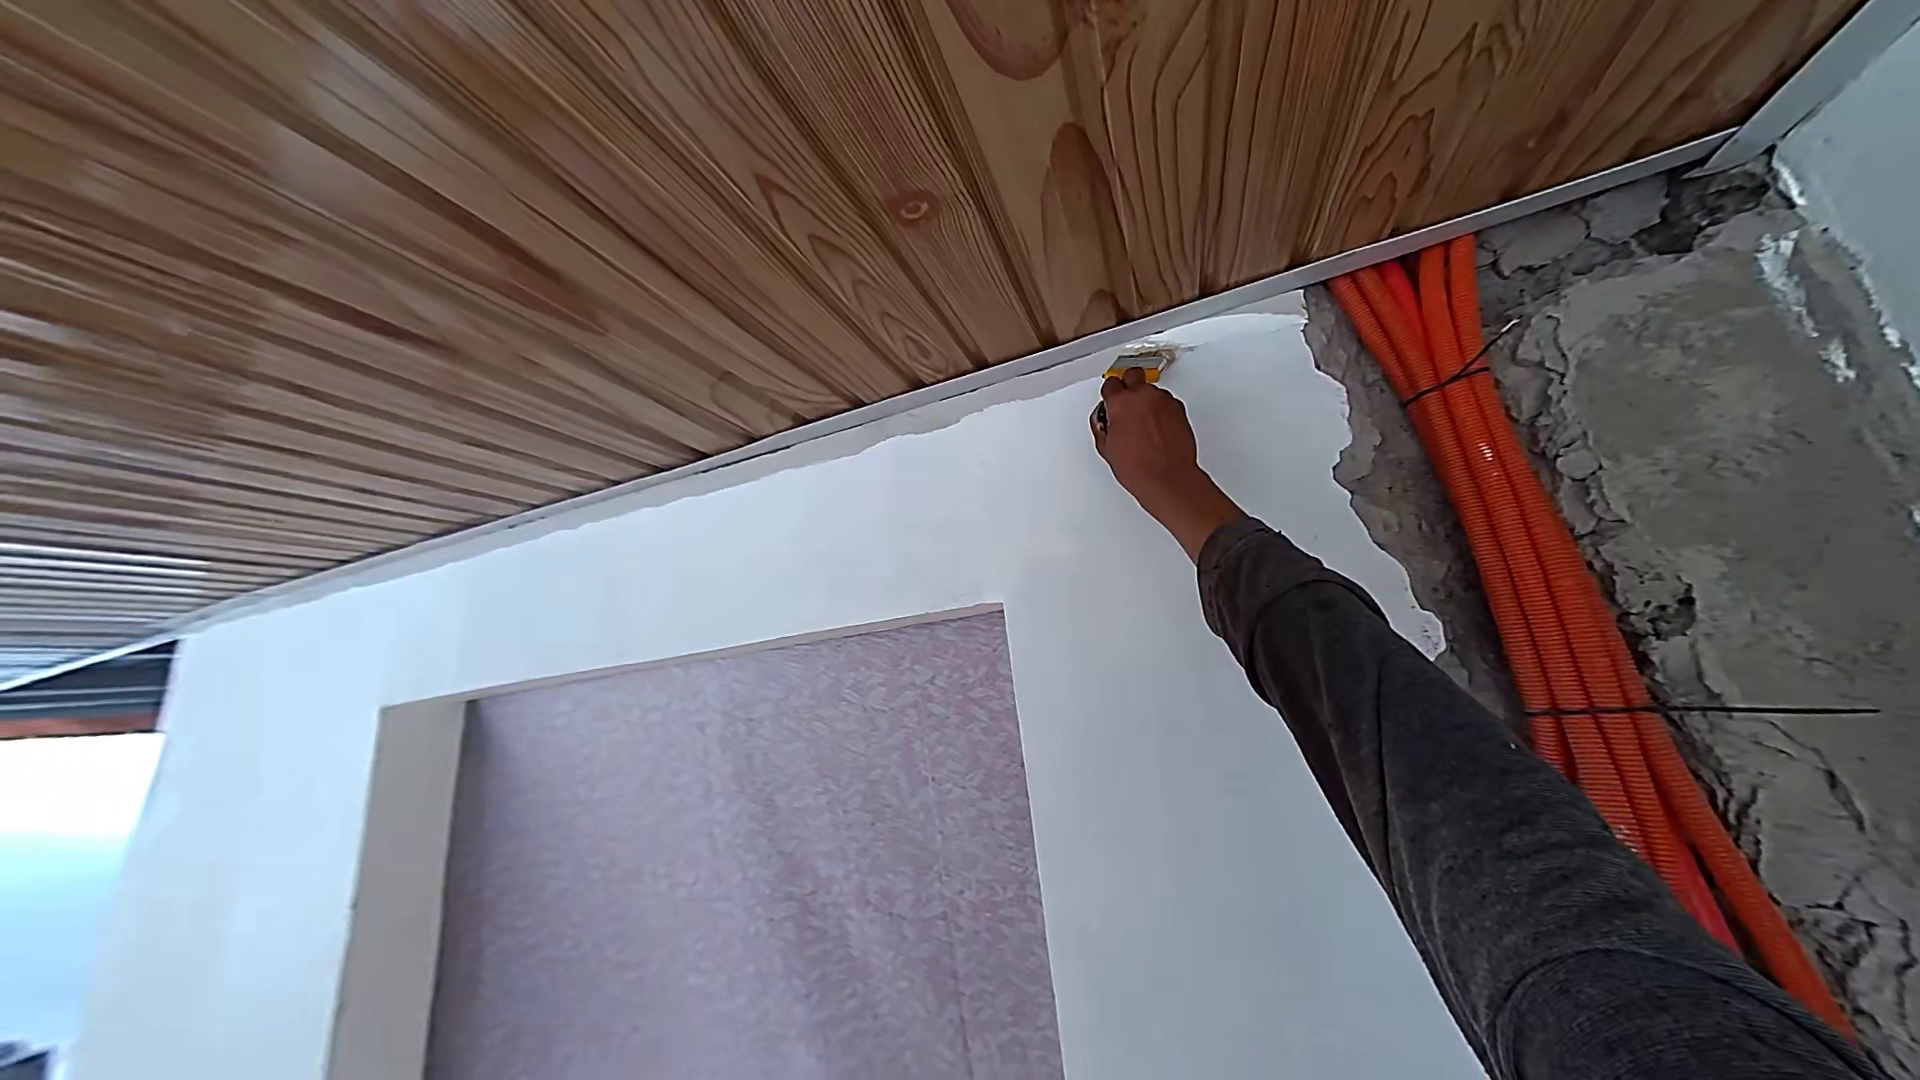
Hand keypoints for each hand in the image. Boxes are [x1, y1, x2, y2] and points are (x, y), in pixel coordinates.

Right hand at [1090, 366, 1245, 560]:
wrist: (1167, 477)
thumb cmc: (1139, 467)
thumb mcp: (1107, 447)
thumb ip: (1104, 426)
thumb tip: (1105, 420)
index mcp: (1121, 403)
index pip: (1111, 384)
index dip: (1109, 394)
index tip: (1109, 400)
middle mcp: (1143, 396)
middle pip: (1133, 374)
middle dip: (1127, 384)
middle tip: (1124, 399)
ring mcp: (1163, 400)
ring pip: (1151, 389)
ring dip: (1145, 399)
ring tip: (1142, 422)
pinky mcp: (1178, 408)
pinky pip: (1165, 401)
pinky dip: (1160, 409)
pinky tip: (1155, 427)